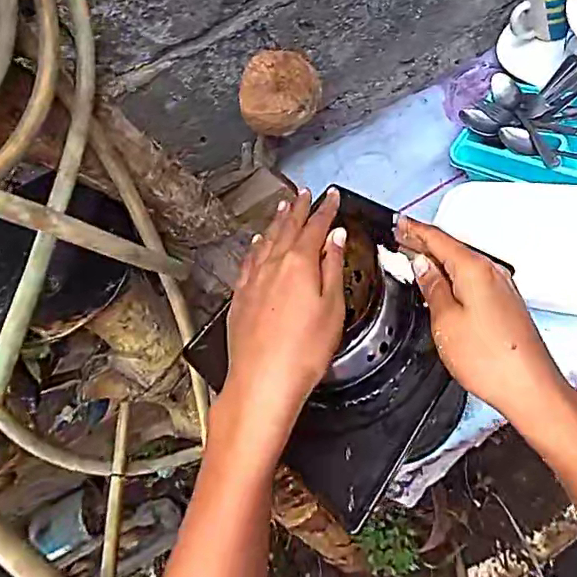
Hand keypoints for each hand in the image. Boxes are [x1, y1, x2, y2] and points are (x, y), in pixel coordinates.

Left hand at [221, 189, 344, 439]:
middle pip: (289, 227)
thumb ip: (333, 268)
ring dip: (277, 221)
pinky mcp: (241, 296)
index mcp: (299, 264)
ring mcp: (254, 279)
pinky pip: (249, 259)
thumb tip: (335, 239)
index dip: (326, 210)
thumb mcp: (332, 308)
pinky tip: (257, 243)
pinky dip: (256, 245)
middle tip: (306, 194)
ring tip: (283, 207)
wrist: (261, 382)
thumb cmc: (301, 352)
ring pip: (267, 239)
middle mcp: (273, 265)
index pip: (315, 226)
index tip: (331, 197)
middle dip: (300, 208)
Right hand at [396, 216, 571, 425]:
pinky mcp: (506, 302)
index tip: (399, 223)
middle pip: (452, 247)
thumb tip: (422, 266)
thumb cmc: (492, 360)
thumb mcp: (445, 322)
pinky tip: (444, 283)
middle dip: (425, 242)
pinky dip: (454, 274)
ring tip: (417, 258)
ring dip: (439, 258)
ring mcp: (501, 287)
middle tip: (402, 236)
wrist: (532, 389)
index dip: (414, 229)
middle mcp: (492, 271)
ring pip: (463, 262)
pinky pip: (474, 277)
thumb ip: (432, 288)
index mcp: (474, 269)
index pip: (437, 238)